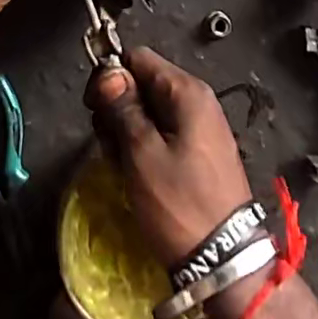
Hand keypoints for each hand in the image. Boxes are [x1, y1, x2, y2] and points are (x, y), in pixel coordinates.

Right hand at [85, 48, 252, 264]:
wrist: (223, 260)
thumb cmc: (179, 204)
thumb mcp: (142, 153)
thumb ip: (124, 107)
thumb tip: (109, 72)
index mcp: (187, 91)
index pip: (138, 58)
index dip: (110, 77)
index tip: (94, 107)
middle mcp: (197, 100)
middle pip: (143, 83)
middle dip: (117, 108)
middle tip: (108, 143)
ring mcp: (200, 126)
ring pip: (150, 110)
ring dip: (127, 131)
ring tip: (122, 164)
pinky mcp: (199, 150)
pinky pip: (163, 133)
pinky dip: (144, 146)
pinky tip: (136, 173)